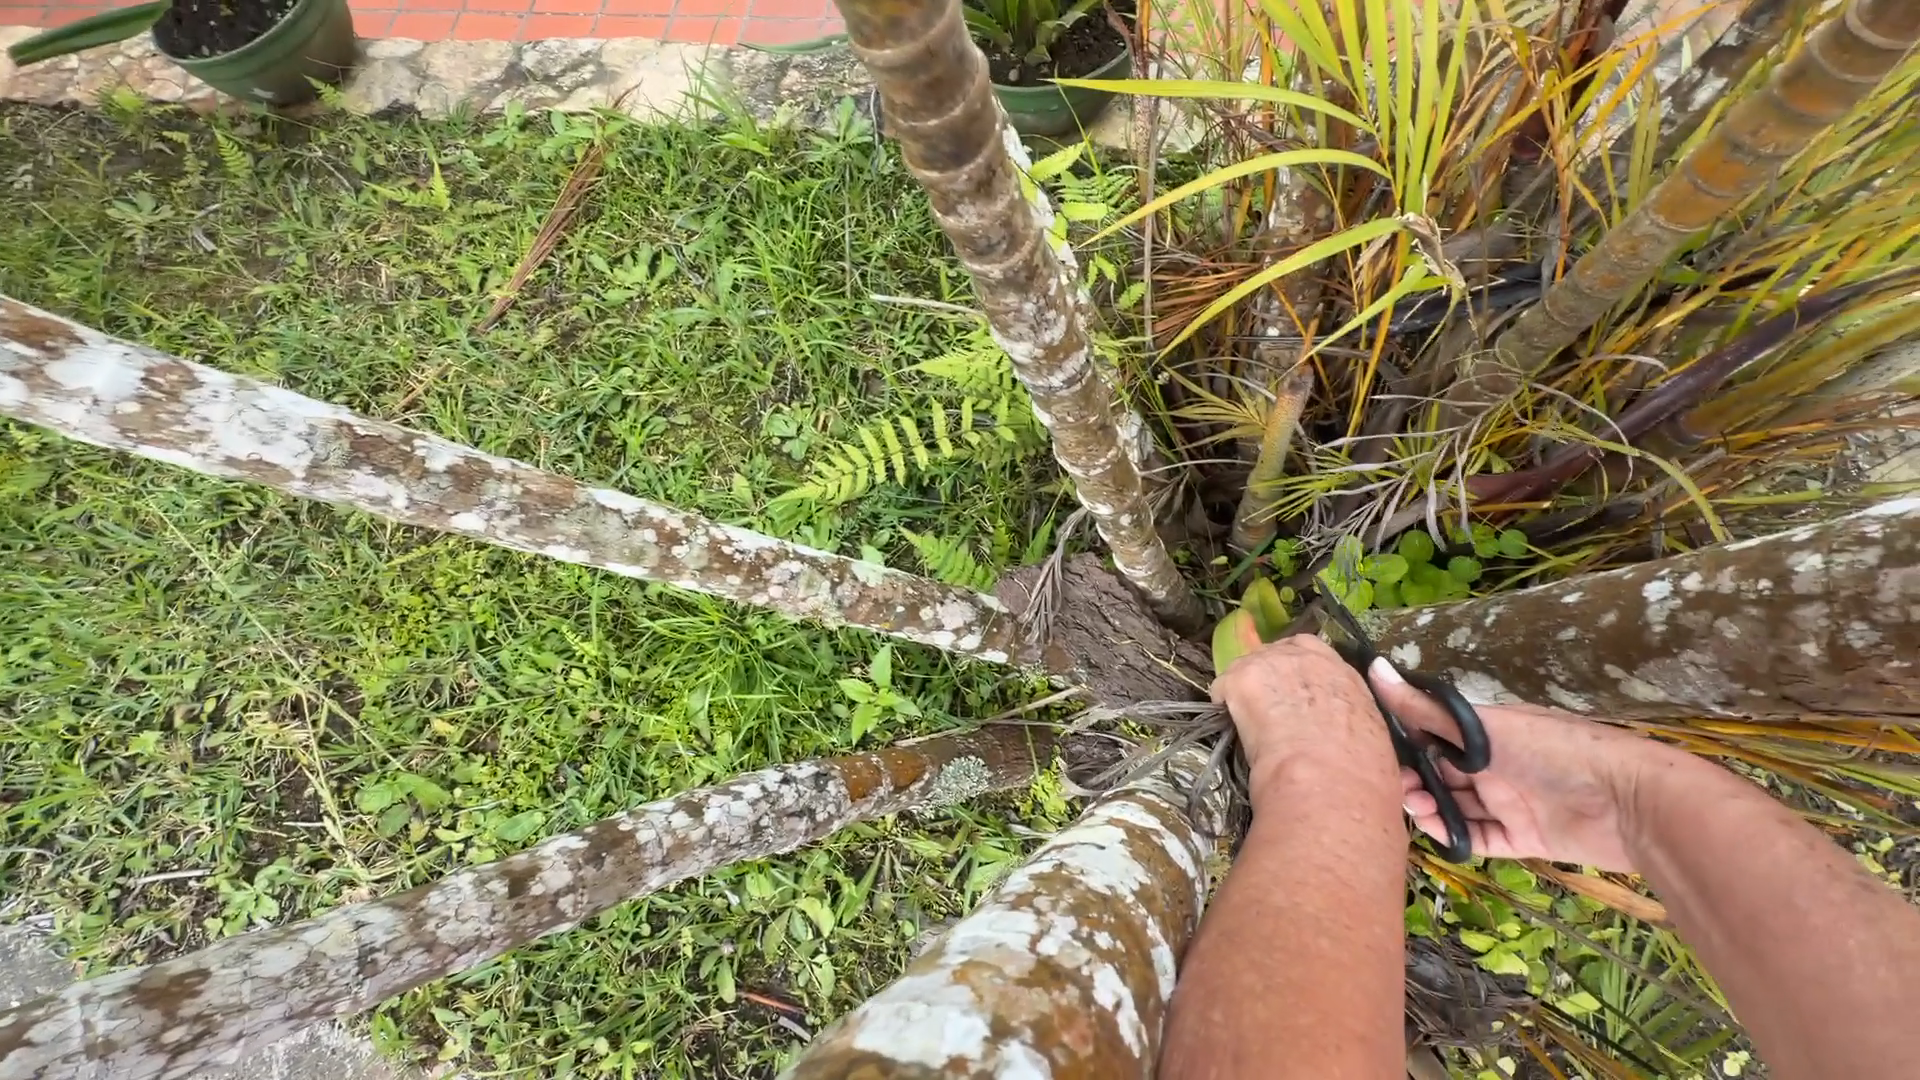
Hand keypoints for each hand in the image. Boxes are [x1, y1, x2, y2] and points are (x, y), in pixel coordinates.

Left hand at [1211, 637, 1396, 798]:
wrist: (1327, 781)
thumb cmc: (1361, 777)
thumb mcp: (1376, 745)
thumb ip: (1361, 730)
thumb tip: (1367, 752)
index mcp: (1345, 674)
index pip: (1314, 654)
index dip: (1297, 673)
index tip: (1291, 694)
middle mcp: (1308, 658)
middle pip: (1276, 654)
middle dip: (1268, 676)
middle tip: (1266, 708)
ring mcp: (1272, 662)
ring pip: (1248, 668)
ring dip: (1246, 691)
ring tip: (1249, 724)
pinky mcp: (1242, 675)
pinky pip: (1224, 687)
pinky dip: (1224, 706)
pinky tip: (1233, 728)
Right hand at [1367, 658, 1679, 871]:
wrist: (1630, 803)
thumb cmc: (1552, 751)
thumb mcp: (1481, 727)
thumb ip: (1423, 708)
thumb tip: (1373, 666)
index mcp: (1484, 735)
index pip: (1432, 738)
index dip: (1405, 746)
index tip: (1381, 753)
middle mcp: (1493, 766)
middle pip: (1439, 774)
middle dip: (1412, 779)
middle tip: (1396, 787)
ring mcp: (1508, 803)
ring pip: (1454, 805)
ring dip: (1429, 806)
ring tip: (1415, 807)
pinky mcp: (1522, 837)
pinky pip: (1478, 837)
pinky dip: (1453, 835)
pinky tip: (1436, 829)